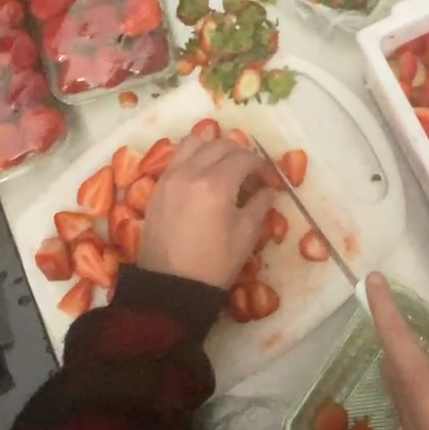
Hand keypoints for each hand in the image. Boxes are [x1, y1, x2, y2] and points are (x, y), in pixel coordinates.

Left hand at [138, 137, 275, 287]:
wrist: (170, 287)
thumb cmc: (214, 264)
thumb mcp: (245, 235)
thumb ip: (260, 205)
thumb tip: (269, 190)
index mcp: (216, 184)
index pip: (245, 158)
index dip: (262, 166)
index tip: (270, 180)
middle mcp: (191, 171)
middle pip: (220, 144)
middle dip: (241, 153)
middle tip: (251, 173)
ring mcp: (170, 176)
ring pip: (194, 142)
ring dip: (213, 147)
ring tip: (224, 166)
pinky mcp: (158, 186)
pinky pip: (177, 157)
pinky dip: (193, 156)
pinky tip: (203, 175)